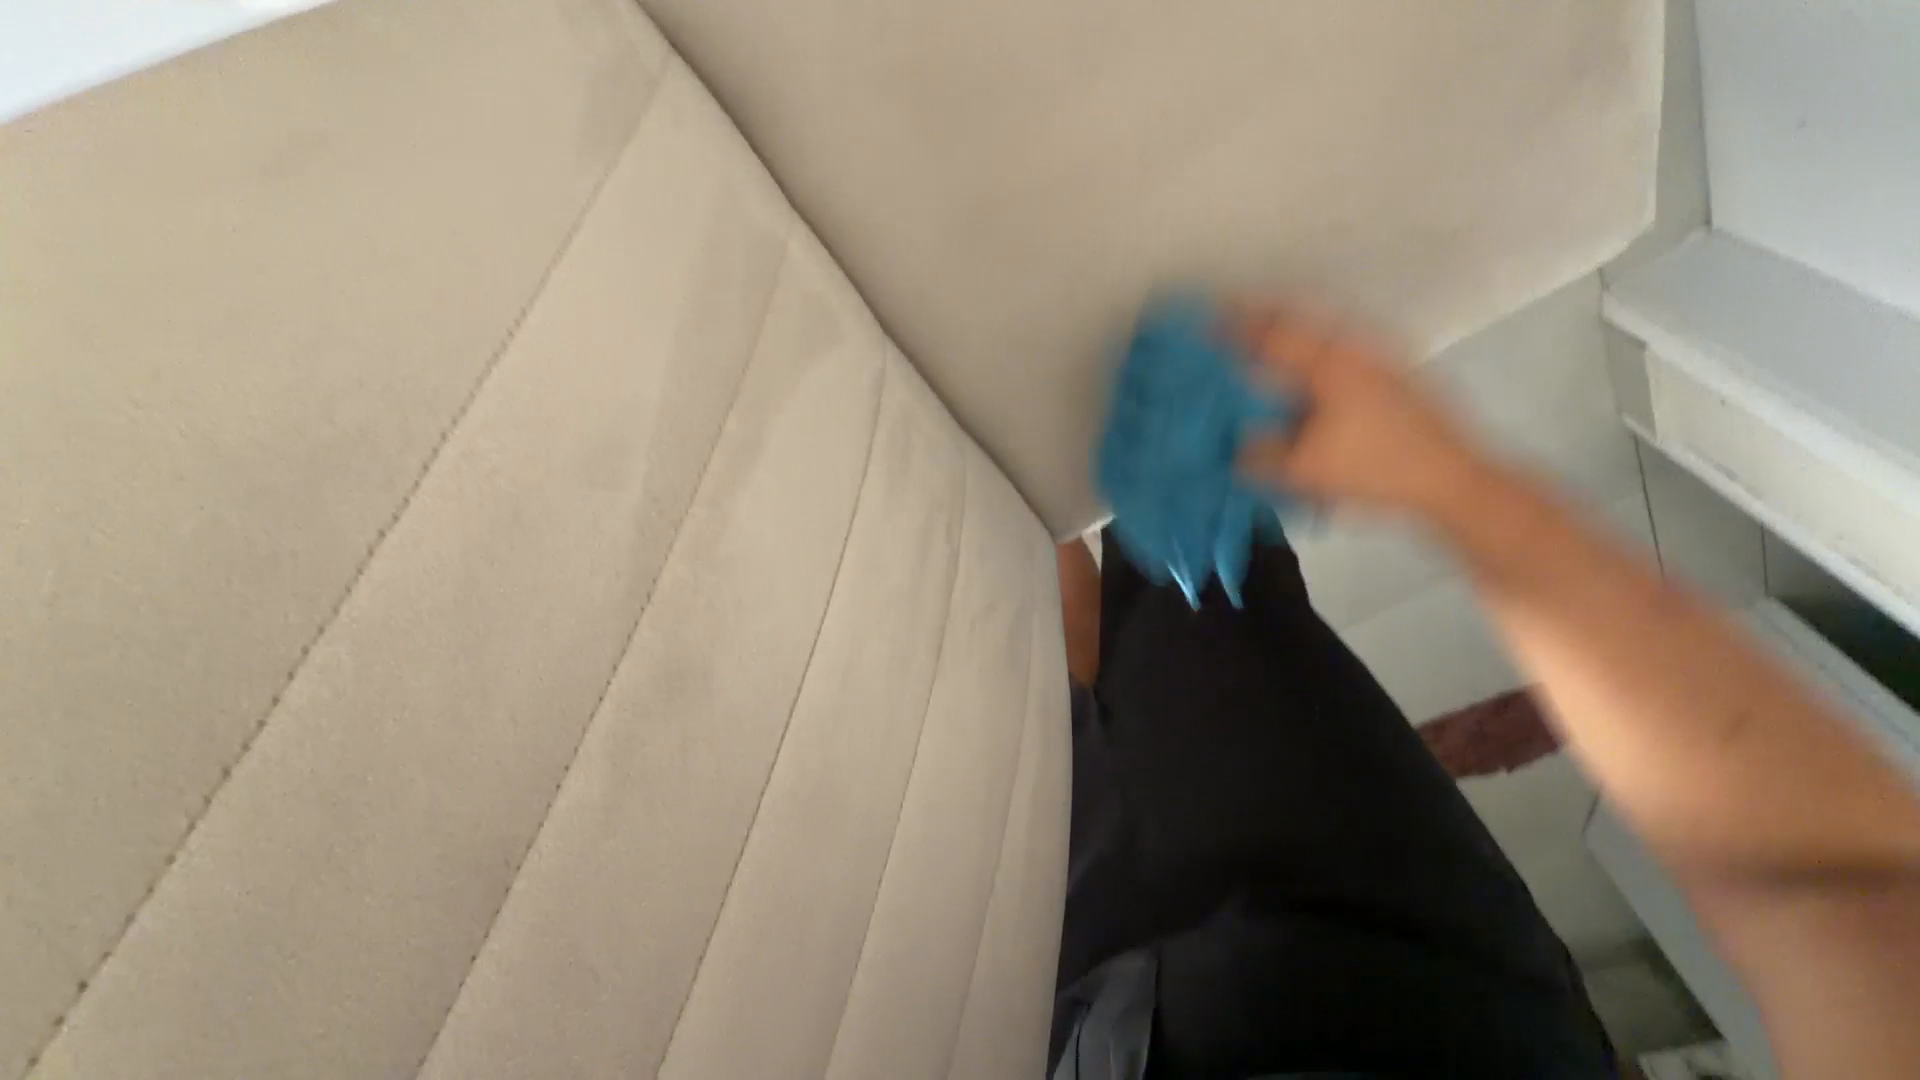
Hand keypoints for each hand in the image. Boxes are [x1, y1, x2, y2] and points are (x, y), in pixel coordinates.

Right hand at [1233, 303, 1493, 521]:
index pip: (1270, 334)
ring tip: (1270, 346)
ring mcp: (1382, 358)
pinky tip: (1314, 376)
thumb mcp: (1303, 470)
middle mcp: (1355, 348)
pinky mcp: (1399, 376)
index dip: (1235, 326)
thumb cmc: (1373, 469)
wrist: (1452, 480)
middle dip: (1265, 319)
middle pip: (1301, 320)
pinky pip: (1345, 350)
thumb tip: (1235, 446)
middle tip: (1236, 321)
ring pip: (1326, 333)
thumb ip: (1259, 455)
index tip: (1206, 321)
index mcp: (1327, 364)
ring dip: (1295, 334)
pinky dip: (1319, 352)